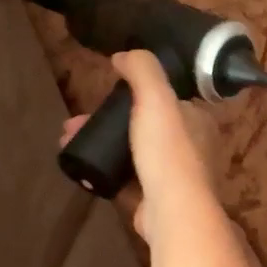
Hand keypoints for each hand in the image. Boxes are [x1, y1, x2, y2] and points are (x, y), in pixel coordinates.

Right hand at [59, 51, 222, 231]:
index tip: (104, 95)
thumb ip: (142, 69)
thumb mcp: (157, 97)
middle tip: (74, 122)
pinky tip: (81, 167)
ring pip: (131, 152)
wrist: (171, 211)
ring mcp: (173, 176)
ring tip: (68, 140)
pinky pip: (126, 179)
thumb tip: (124, 55)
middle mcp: (191, 147)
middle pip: (144, 127)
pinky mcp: (154, 200)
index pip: (167, 100)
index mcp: (198, 121)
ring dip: (101, 144)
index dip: (135, 94)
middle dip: (107, 121)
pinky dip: (104, 171)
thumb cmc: (168, 151)